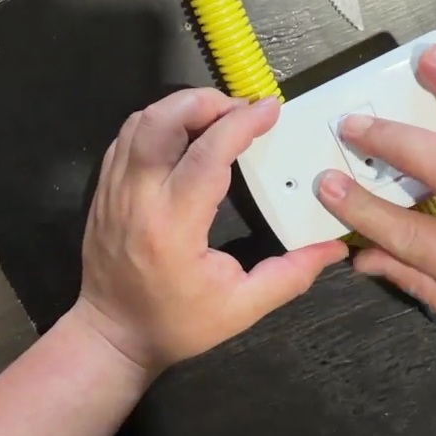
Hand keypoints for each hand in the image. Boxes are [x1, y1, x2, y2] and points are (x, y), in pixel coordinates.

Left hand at [71, 89, 348, 371]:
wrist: (111, 334)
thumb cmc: (176, 323)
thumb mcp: (240, 308)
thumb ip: (289, 275)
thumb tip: (334, 247)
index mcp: (173, 227)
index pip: (207, 155)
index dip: (240, 124)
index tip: (270, 109)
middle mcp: (137, 199)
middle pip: (160, 122)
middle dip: (203, 101)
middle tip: (238, 109)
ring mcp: (112, 191)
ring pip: (138, 123)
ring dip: (178, 108)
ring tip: (214, 117)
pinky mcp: (102, 190)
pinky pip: (124, 139)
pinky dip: (155, 124)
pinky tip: (181, 136)